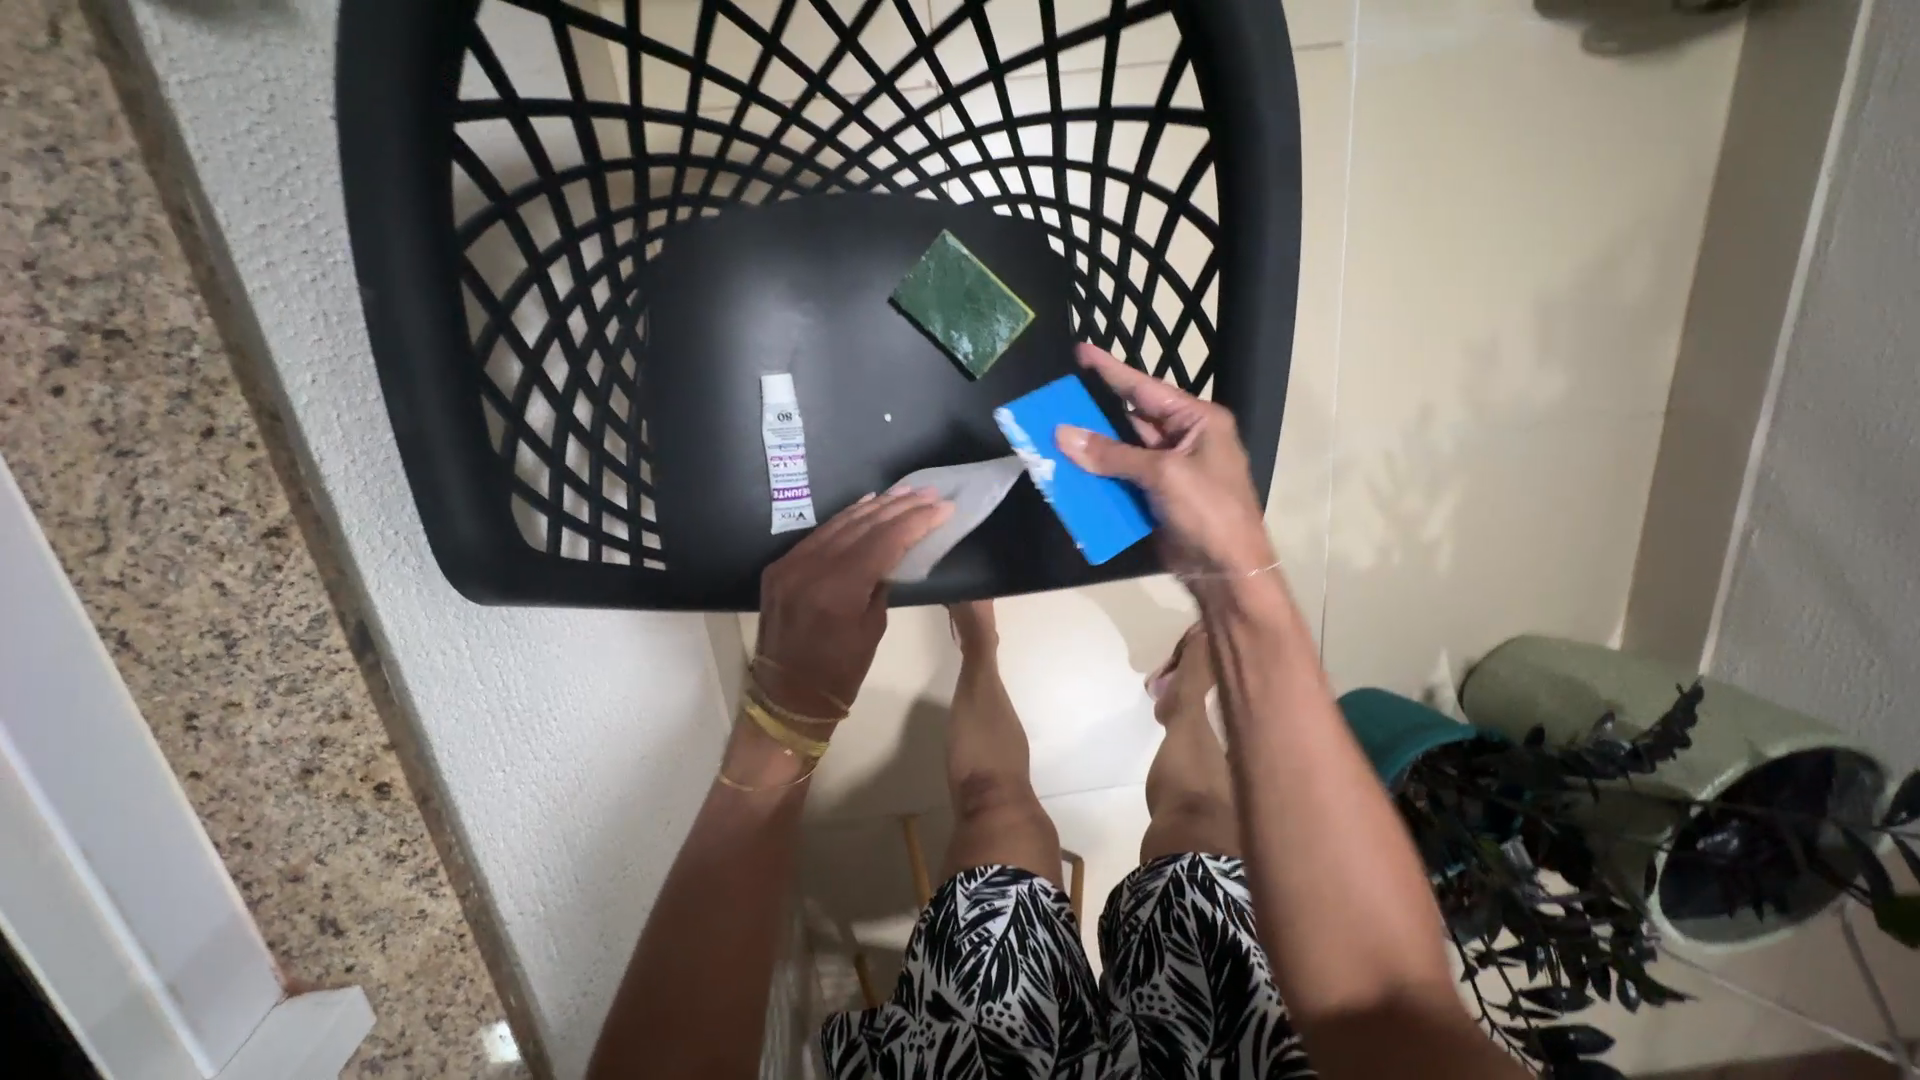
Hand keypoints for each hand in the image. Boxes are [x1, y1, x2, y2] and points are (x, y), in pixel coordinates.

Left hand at [753, 489, 953, 718]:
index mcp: (836, 592)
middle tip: (929, 493)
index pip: (883, 542)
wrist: (785, 698)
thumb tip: (892, 554)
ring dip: (874, 507)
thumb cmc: (838, 675)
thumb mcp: (872, 630)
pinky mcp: (779, 567)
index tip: (942, 507)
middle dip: (899, 507)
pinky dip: (845, 519)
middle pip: (861, 526)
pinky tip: (866, 505)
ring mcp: (789, 566)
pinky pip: (818, 535)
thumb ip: (880, 585)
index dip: (915, 522)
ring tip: (904, 493)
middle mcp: (809, 570)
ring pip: (838, 524)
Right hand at [1055, 343, 1273, 577]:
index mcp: (1198, 421)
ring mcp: (1169, 471)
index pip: (1147, 388)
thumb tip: (1063, 434)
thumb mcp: (1163, 474)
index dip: (1112, 371)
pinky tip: (1069, 473)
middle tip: (1056, 399)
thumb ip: (1112, 454)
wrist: (1226, 571)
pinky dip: (1097, 477)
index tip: (1081, 352)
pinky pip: (1120, 480)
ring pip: (1121, 451)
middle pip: (1131, 419)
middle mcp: (1184, 440)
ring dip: (1091, 448)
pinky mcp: (1156, 498)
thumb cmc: (1209, 511)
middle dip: (1094, 412)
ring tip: (1052, 434)